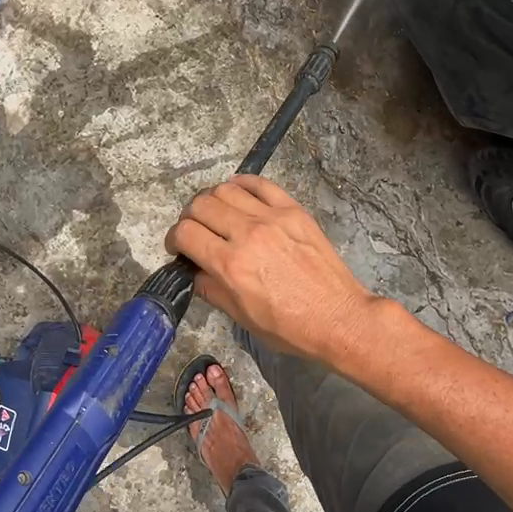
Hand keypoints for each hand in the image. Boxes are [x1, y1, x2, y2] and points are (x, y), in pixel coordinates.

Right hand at [164, 176, 386, 364]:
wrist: (339, 319)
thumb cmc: (289, 327)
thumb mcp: (242, 318)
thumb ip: (211, 289)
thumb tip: (193, 271)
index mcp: (231, 265)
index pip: (185, 233)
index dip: (173, 238)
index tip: (178, 247)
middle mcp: (247, 234)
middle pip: (200, 205)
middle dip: (188, 217)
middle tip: (194, 231)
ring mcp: (272, 218)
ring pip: (225, 189)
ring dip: (211, 199)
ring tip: (216, 213)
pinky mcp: (293, 210)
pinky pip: (260, 184)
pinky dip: (242, 183)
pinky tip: (237, 192)